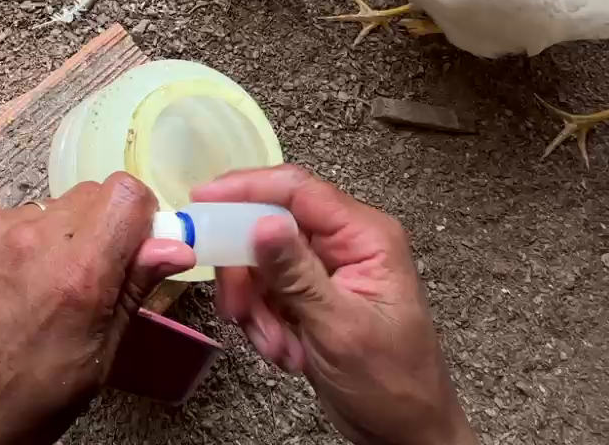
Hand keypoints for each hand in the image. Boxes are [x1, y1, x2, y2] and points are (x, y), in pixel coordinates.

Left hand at [0, 173, 195, 444]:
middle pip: (88, 195)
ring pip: (47, 206)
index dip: (137, 213)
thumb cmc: (28, 397)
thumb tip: (175, 244)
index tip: (133, 239)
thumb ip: (134, 287)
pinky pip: (6, 215)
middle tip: (83, 273)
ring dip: (52, 235)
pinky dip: (13, 239)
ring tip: (34, 285)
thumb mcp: (97, 357)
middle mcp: (34, 236)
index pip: (125, 192)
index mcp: (78, 272)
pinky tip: (1, 281)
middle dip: (97, 226)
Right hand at [196, 166, 475, 444]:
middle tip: (235, 305)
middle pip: (266, 221)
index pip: (296, 188)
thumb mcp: (340, 329)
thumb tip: (262, 223)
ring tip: (273, 342)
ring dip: (253, 301)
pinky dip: (259, 315)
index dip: (245, 188)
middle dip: (245, 267)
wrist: (406, 438)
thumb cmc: (393, 386)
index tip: (202, 201)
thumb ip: (297, 275)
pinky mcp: (304, 286)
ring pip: (257, 256)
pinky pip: (261, 283)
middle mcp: (341, 238)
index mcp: (364, 234)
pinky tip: (282, 348)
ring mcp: (321, 262)